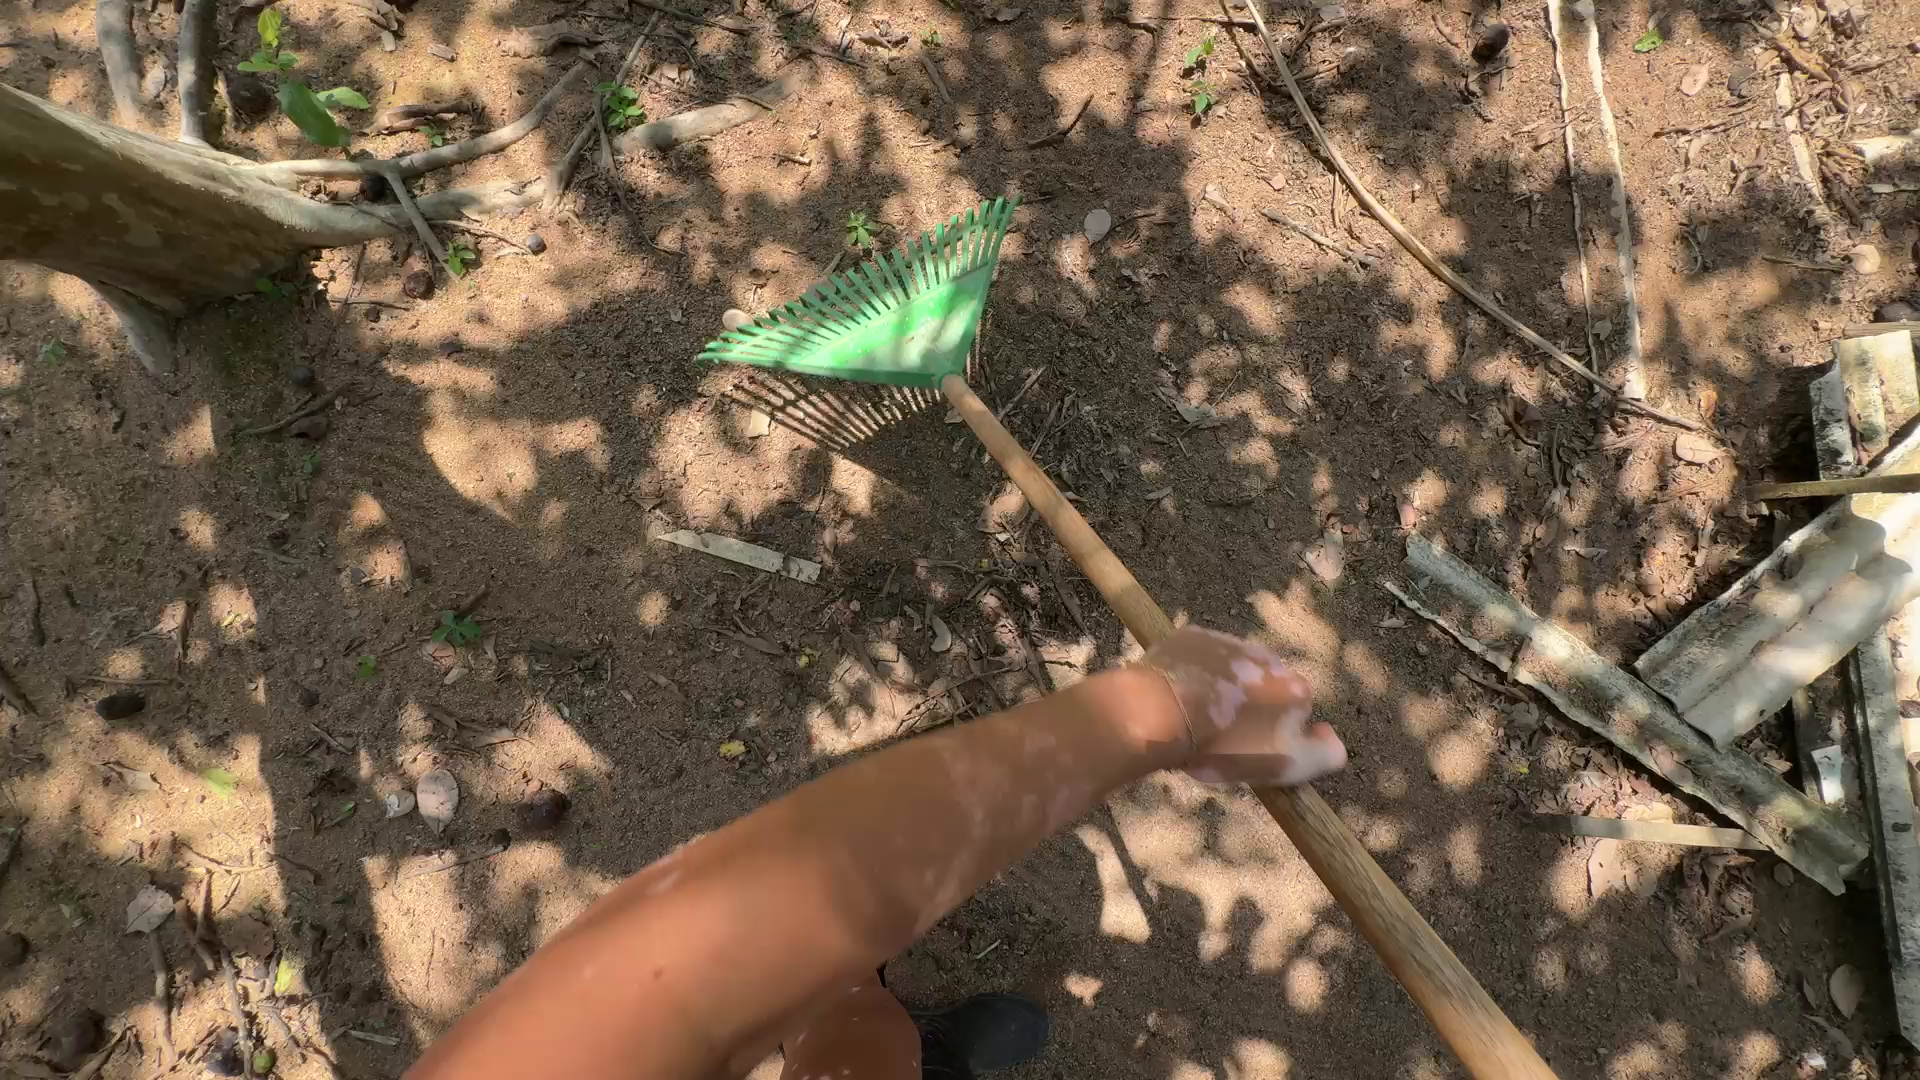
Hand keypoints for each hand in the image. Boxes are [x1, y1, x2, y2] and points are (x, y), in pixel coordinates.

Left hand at [1139, 626, 1346, 785]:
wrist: (1159, 711)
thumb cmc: (1223, 744)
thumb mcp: (1285, 764)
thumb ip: (1324, 754)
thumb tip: (1331, 737)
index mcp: (1295, 687)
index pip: (1298, 709)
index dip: (1277, 729)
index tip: (1251, 744)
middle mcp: (1269, 657)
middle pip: (1267, 683)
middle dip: (1252, 701)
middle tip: (1223, 728)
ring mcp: (1229, 642)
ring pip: (1236, 667)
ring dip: (1226, 683)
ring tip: (1199, 710)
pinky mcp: (1193, 635)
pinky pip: (1203, 654)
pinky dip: (1198, 669)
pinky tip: (1181, 689)